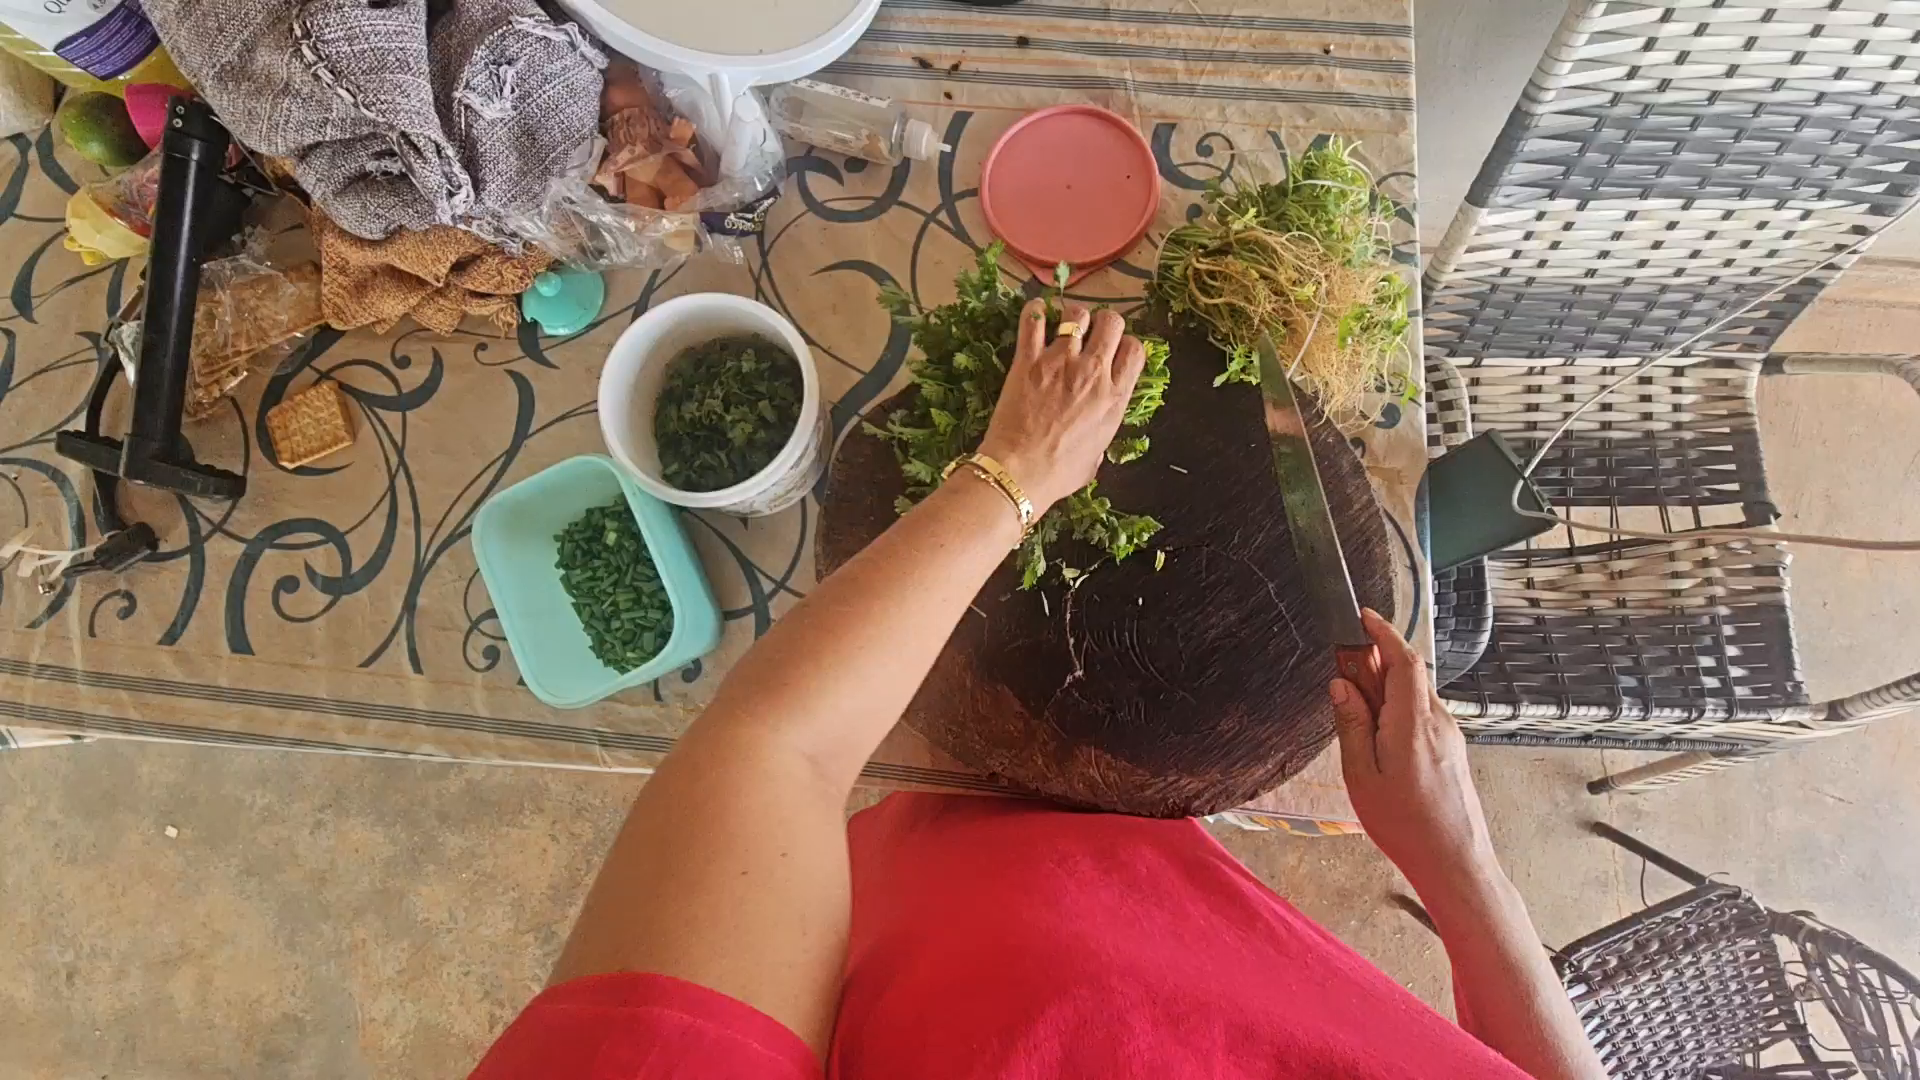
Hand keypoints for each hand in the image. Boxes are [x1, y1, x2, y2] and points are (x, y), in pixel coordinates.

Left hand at [976, 299, 1146, 512]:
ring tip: (1065, 325)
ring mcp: (1059, 362)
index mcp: (1114, 398)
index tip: (1114, 354)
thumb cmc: (1057, 474)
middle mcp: (1092, 373)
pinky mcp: (1027, 360)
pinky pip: (1033, 319)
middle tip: (1091, 335)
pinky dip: (1035, 311)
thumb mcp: (1094, 460)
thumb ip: (1101, 438)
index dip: (1126, 347)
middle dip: (1104, 324)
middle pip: (1112, 323)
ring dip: (1073, 315)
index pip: (1135, 350)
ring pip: (1077, 314)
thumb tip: (1095, 438)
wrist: (1019, 473)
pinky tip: (1037, 313)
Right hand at [1330, 609, 1498, 898]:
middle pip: (1408, 674)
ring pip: (1415, 694)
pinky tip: (1376, 730)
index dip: (1384, 633)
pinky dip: (1396, 706)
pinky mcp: (1452, 751)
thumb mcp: (1361, 774)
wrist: (1456, 865)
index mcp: (1414, 725)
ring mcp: (1450, 737)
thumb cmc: (1404, 824)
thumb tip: (1341, 685)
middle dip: (1375, 662)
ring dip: (1384, 686)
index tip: (1363, 616)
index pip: (1404, 662)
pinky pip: (1421, 713)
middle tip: (1341, 670)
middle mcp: (1439, 723)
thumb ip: (1352, 724)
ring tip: (1354, 707)